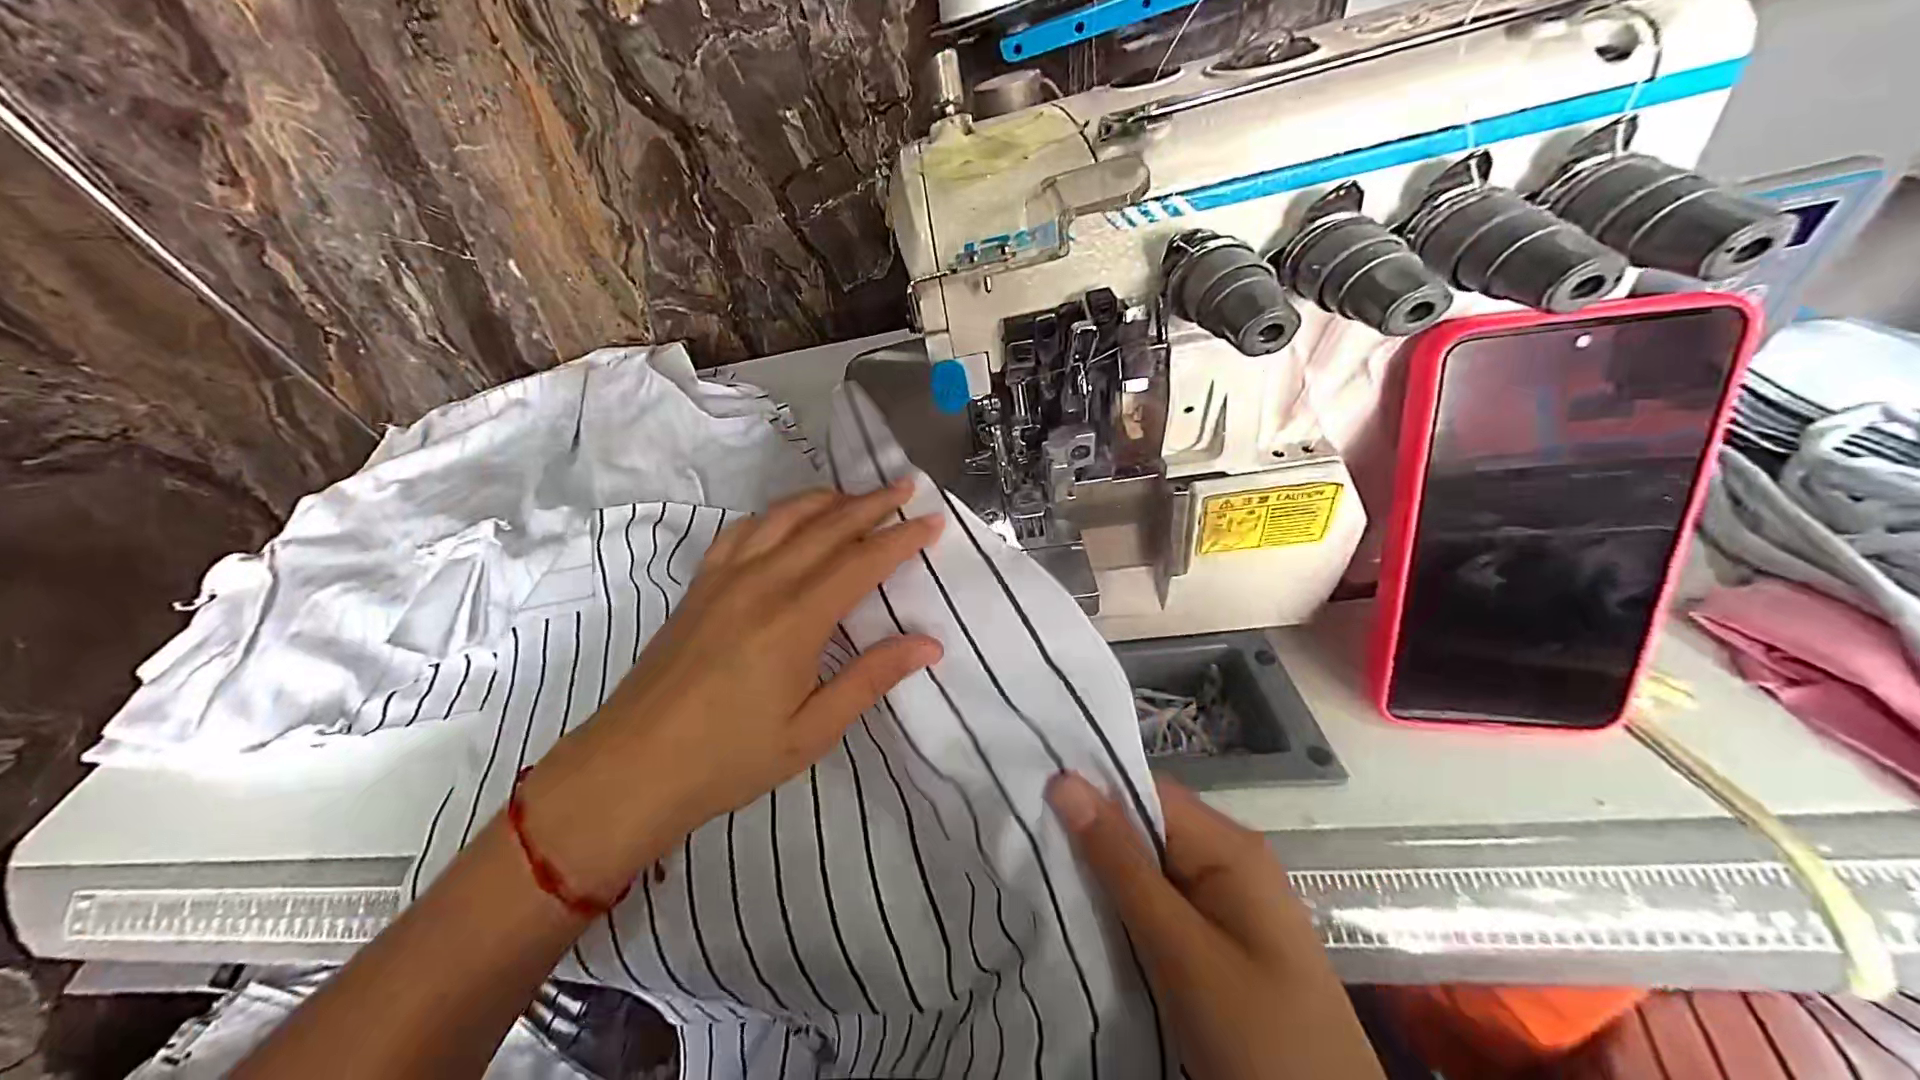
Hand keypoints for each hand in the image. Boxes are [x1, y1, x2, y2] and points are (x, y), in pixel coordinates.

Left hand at [520, 482, 943, 898]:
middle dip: (872, 504)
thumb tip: (929, 644)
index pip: (861, 562)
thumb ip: (871, 678)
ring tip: (856, 495)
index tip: (933, 521)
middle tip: (906, 487)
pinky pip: (743, 531)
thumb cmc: (729, 758)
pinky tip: (786, 519)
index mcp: (795, 619)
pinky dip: (775, 514)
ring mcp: (725, 579)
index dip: (902, 538)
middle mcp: (761, 583)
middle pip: (826, 527)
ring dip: (826, 500)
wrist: (632, 767)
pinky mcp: (700, 586)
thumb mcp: (812, 731)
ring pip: (783, 518)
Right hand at [1048, 773, 1384, 1079]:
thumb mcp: (1180, 948)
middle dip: (1092, 836)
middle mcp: (1229, 861)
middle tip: (1027, 844)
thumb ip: (1121, 864)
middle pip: (1146, 826)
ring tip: (1043, 876)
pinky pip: (1160, 904)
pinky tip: (1088, 919)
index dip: (1091, 791)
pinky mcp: (1217, 939)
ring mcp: (1226, 902)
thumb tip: (1065, 782)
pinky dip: (1124, 907)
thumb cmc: (1259, 1034)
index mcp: (1229, 847)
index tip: (1030, 799)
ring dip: (1104, 875)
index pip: (1146, 791)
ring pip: (1148, 868)